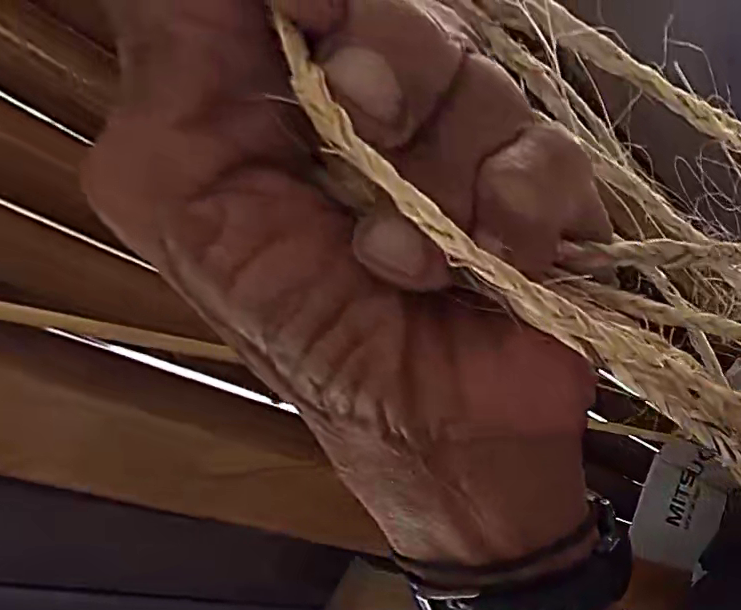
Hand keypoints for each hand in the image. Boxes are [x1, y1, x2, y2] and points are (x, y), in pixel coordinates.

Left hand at [84, 0, 612, 563]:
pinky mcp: (565, 214)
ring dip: (444, 188)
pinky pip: (556, 161)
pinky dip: (519, 214)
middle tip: (365, 155)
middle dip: (391, 75)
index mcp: (313, 96)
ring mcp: (496, 163)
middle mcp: (413, 116)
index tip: (312, 32)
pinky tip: (496, 272)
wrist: (433, 435)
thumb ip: (176, 68)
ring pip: (493, 90)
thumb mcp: (183, 203)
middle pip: (423, 13)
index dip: (331, 1)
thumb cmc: (313, 340)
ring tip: (418, 271)